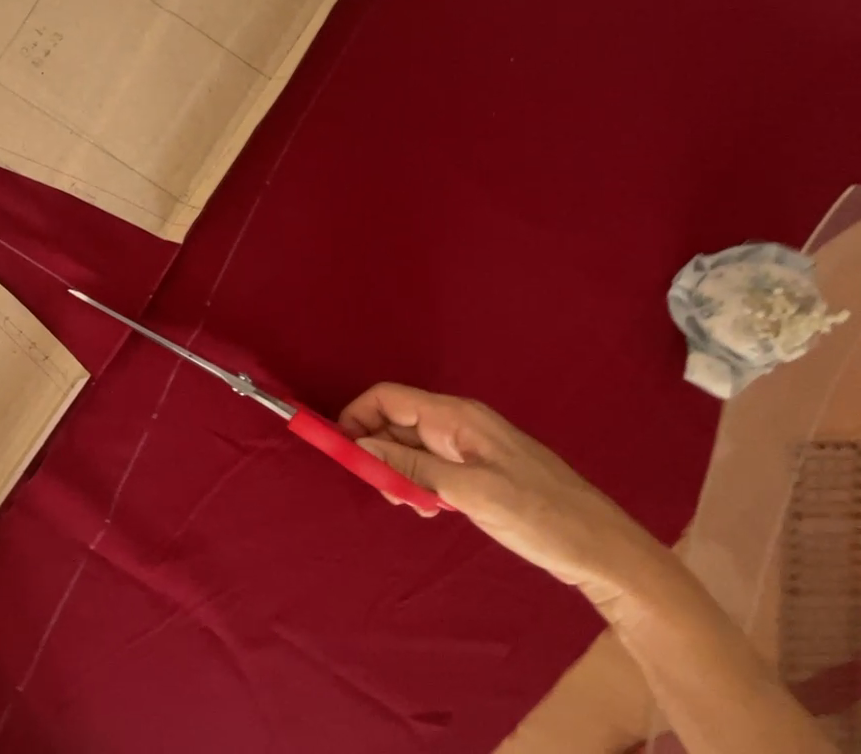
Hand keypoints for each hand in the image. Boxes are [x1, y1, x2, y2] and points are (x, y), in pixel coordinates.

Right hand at [339, 383, 664, 603]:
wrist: (610, 555)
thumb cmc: (544, 518)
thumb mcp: (472, 494)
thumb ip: (411, 467)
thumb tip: (361, 447)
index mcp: (458, 417)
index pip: (387, 398)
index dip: (356, 417)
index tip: (343, 452)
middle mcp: (459, 425)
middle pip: (393, 422)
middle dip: (377, 452)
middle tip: (385, 491)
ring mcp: (469, 448)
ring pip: (408, 448)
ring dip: (397, 473)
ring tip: (415, 506)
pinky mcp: (477, 471)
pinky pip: (429, 467)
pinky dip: (418, 485)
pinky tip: (432, 509)